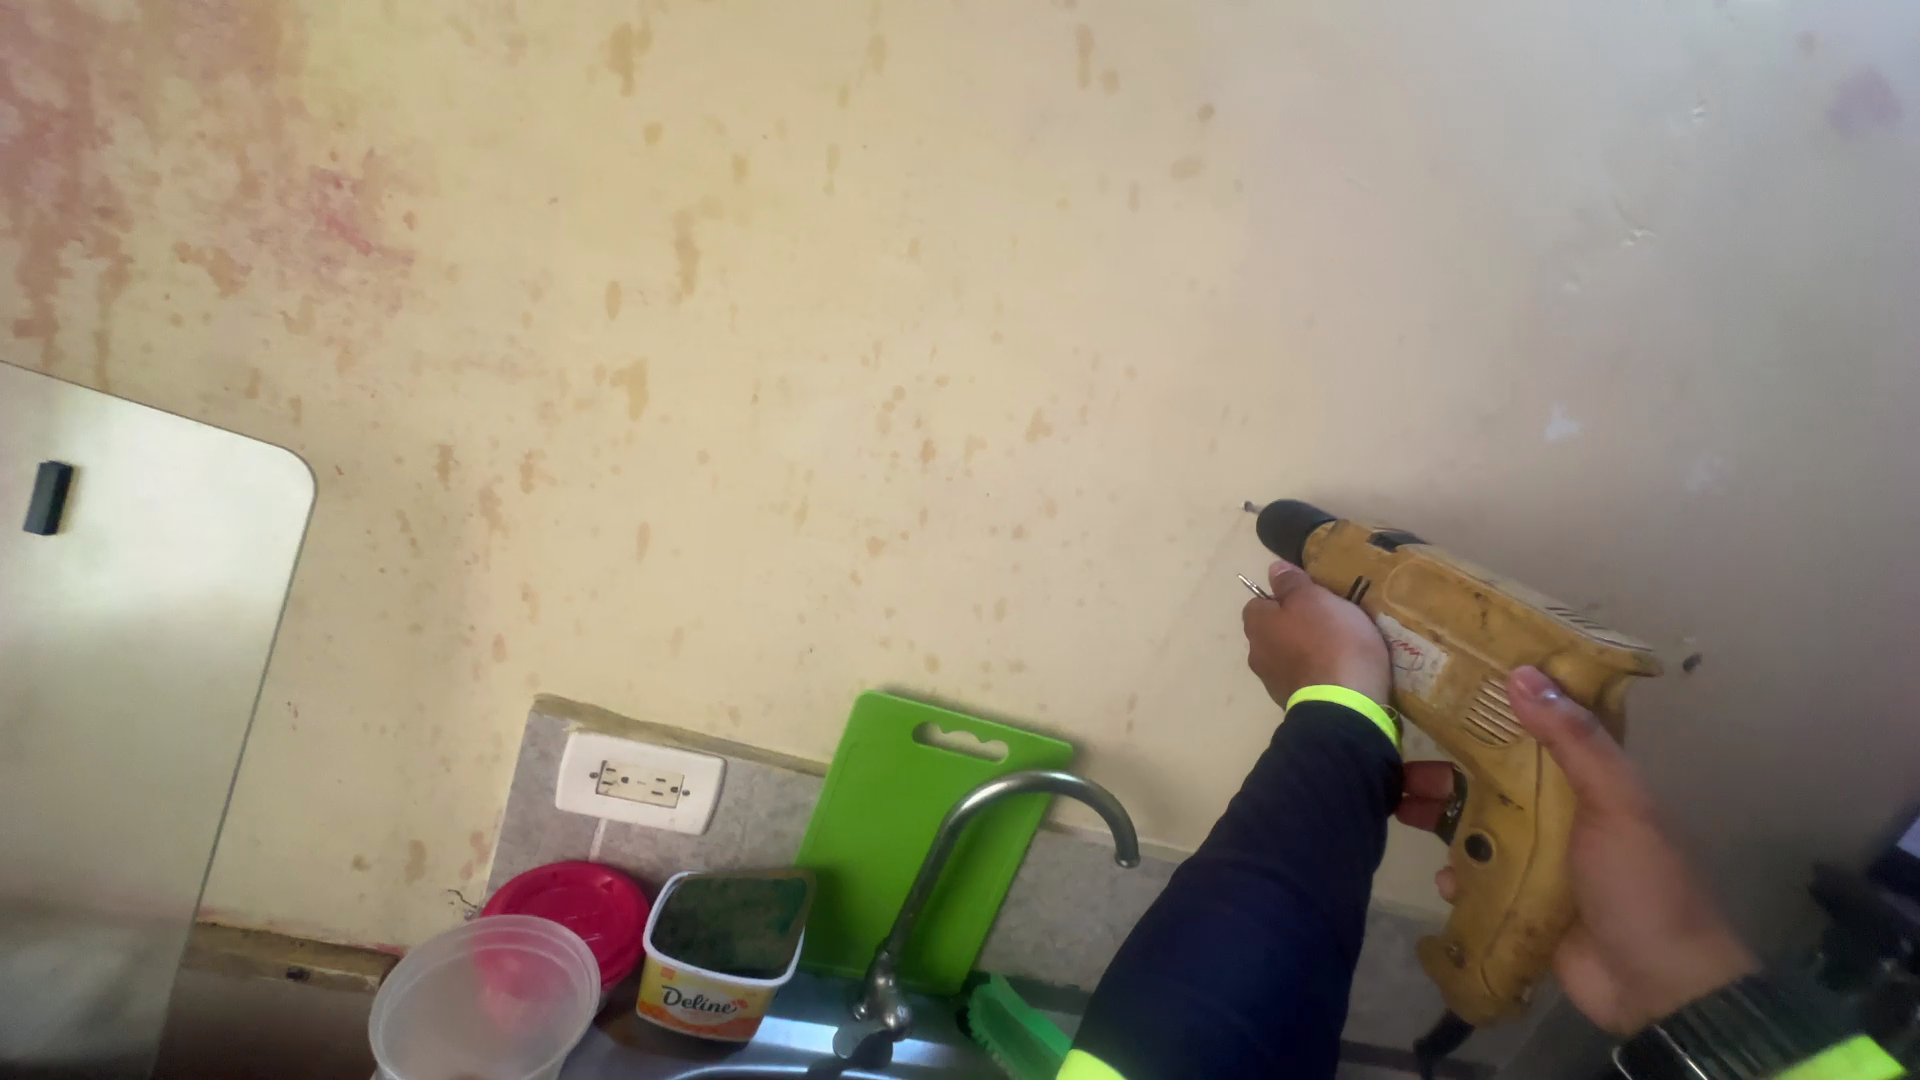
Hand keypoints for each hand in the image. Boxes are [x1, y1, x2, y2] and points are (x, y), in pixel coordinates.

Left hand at [1241, 560, 1390, 706]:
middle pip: (1273, 630)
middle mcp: (1256, 652)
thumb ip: (1292, 584)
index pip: (1259, 602)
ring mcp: (1272, 681)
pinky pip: (1303, 679)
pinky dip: (1317, 674)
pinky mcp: (1292, 702)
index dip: (1284, 598)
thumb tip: (1273, 569)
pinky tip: (1340, 674)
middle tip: (1330, 623)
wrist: (1343, 706)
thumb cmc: (1329, 642)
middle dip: (1296, 626)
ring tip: (1340, 650)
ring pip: (1287, 656)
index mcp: (1256, 624)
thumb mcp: (1314, 599)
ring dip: (1307, 652)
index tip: (1312, 600)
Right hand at [1396, 667, 1756, 1034]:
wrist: (1657, 989)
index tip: (1433, 685)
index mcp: (1580, 781)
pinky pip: (1467, 870)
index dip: (1484, 708)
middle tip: (1394, 762)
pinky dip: (1453, 872)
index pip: (1526, 731)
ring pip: (1466, 818)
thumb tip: (1522, 672)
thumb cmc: (1641, 885)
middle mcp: (1550, 810)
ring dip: (1431, 814)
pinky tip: (1447, 878)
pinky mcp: (1511, 891)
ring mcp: (1529, 853)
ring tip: (1398, 812)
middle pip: (1480, 775)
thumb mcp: (1618, 805)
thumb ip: (1572, 742)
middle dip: (1438, 768)